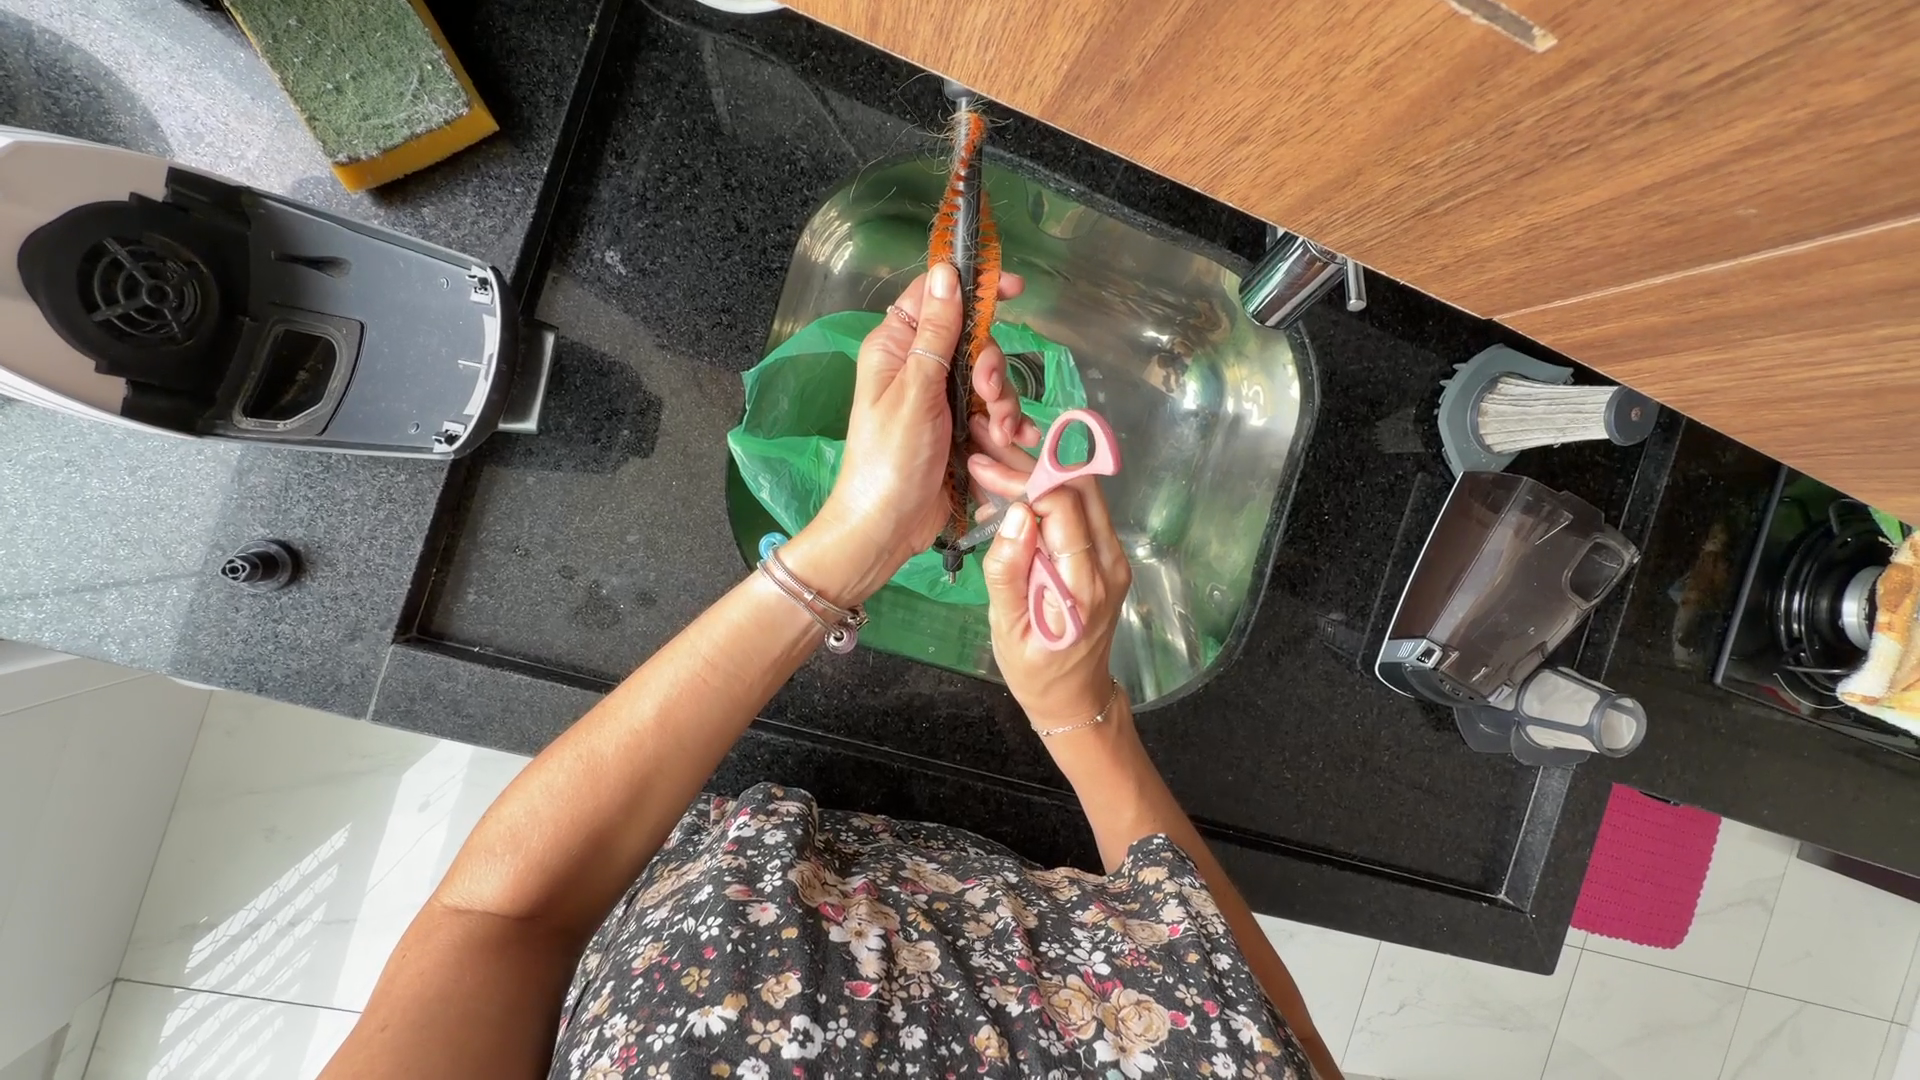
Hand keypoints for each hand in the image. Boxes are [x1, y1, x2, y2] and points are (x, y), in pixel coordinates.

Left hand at [785, 263, 1024, 605]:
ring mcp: (942, 400)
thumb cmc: (891, 459)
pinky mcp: (960, 430)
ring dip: (1003, 403)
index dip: (974, 286)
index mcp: (897, 348)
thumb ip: (935, 333)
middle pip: (974, 340)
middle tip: (988, 395)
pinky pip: (993, 413)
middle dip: (992, 367)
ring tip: (1000, 434)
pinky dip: (1007, 425)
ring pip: (990, 379)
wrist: (888, 527)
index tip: (1015, 289)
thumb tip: (946, 272)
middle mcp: (920, 367)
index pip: (936, 297)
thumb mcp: (914, 391)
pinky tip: (1017, 441)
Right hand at [971, 428, 1131, 728]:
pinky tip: (1012, 487)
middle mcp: (1110, 563)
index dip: (1022, 479)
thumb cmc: (1034, 669)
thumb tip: (1014, 512)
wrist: (1075, 697)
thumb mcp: (1007, 627)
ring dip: (1038, 471)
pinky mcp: (1107, 557)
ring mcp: (1114, 558)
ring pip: (1082, 493)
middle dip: (1030, 461)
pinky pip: (1081, 511)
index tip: (983, 467)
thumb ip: (1008, 570)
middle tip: (987, 441)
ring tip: (995, 453)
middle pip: (1079, 487)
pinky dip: (1047, 492)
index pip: (1061, 506)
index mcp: (1085, 583)